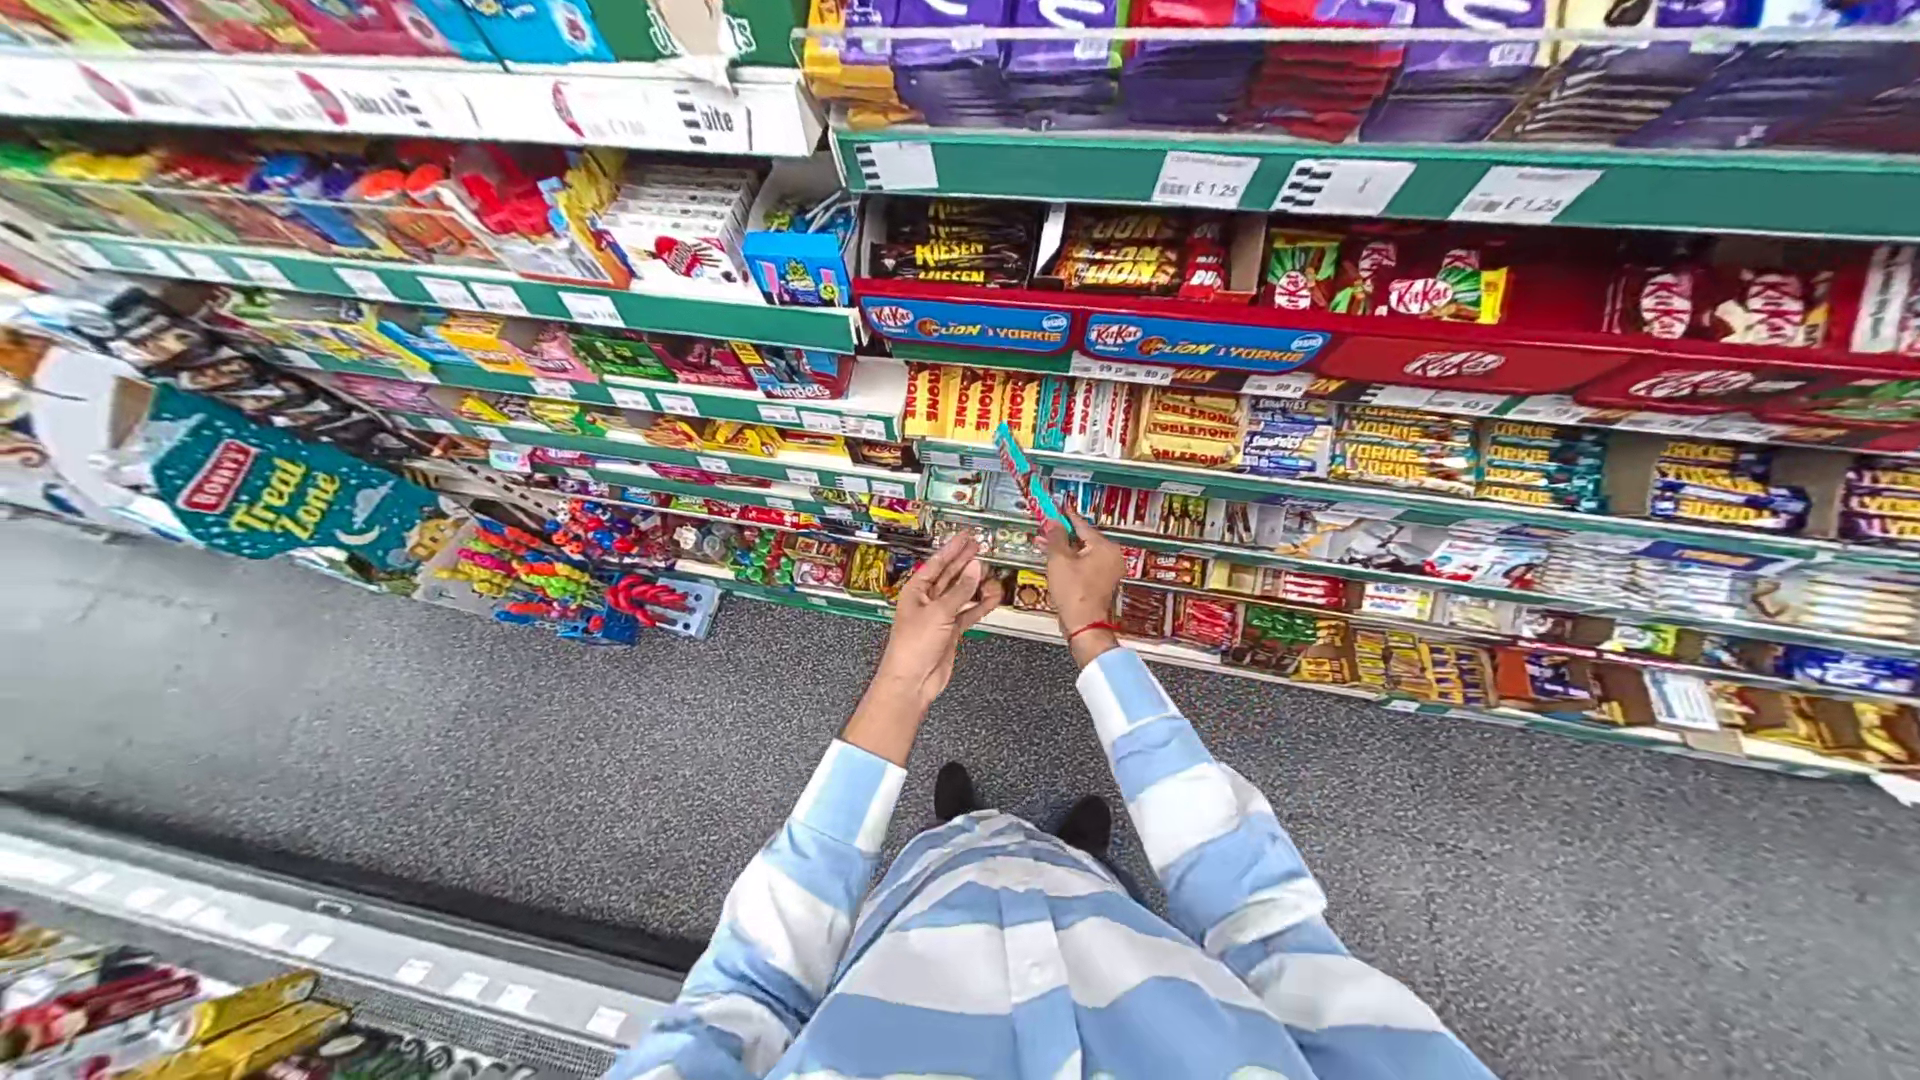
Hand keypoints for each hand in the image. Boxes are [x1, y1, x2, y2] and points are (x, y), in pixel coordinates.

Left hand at [877, 533, 1002, 706]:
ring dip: (977, 585)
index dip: (952, 549)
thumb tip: (974, 568)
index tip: (966, 537)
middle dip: (966, 562)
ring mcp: (941, 615)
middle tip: (982, 549)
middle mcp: (928, 600)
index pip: (937, 563)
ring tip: (992, 573)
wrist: (914, 680)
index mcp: (916, 590)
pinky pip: (969, 612)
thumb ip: (960, 591)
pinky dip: (981, 605)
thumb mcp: (938, 612)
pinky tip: (992, 596)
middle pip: (951, 576)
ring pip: (962, 594)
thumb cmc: (912, 647)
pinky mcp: (951, 630)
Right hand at [1038, 507, 1124, 642]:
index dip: (1065, 517)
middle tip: (1045, 530)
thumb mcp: (1059, 560)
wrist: (1083, 623)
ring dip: (1064, 549)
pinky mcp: (1102, 581)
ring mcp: (1109, 569)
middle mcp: (1112, 556)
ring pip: (1083, 552)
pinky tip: (1056, 560)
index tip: (1055, 510)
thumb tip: (1053, 523)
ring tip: (1045, 545)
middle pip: (1083, 538)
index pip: (1082, 525)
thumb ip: (1056, 537)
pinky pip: (1086, 564)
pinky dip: (1072, 561)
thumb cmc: (1074, 593)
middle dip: (1062, 535)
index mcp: (1105, 547)